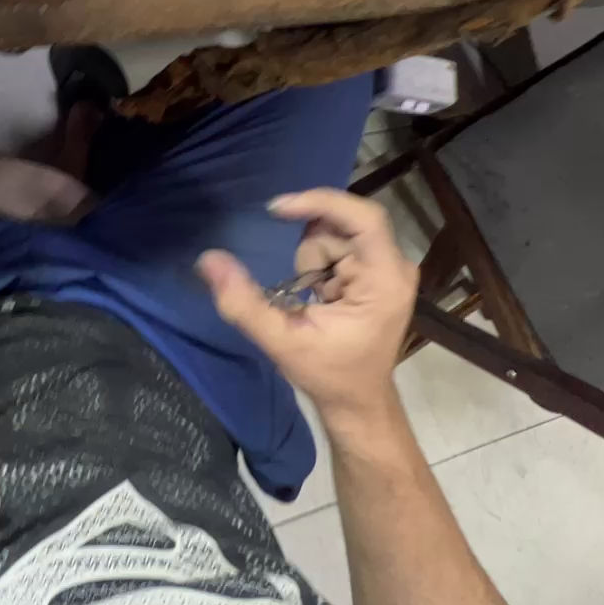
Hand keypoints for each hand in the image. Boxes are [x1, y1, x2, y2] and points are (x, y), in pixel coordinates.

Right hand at [199, 189, 418, 428]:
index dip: (321, 202)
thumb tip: (208, 260)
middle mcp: (394, 266)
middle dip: (310, 252)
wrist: (358, 402)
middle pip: (342, 224)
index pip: (364, 218)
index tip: (277, 209)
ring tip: (313, 299)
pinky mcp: (377, 268)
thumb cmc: (329, 375)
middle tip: (299, 288)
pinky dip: (319, 263)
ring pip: (336, 232)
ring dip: (312, 259)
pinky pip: (339, 242)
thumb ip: (244, 303)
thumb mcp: (281, 342)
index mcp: (384, 281)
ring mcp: (388, 266)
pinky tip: (320, 295)